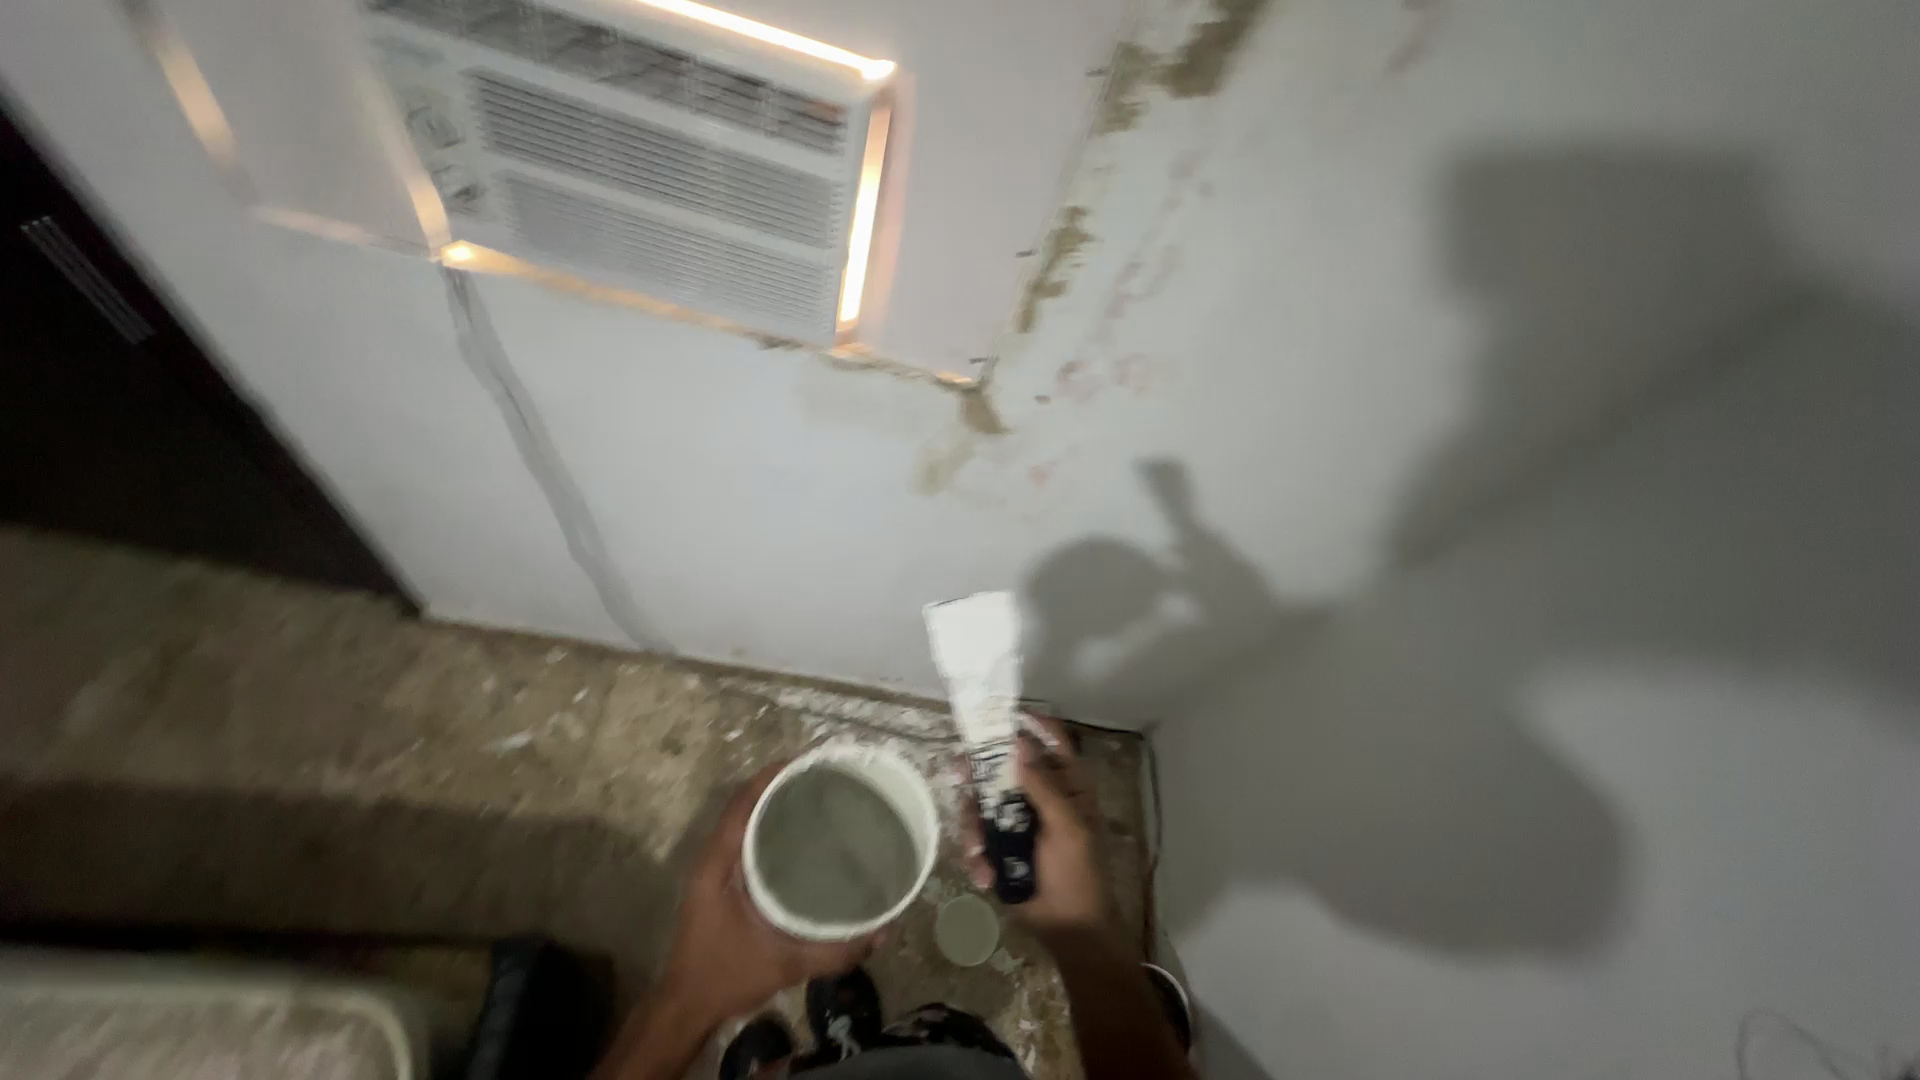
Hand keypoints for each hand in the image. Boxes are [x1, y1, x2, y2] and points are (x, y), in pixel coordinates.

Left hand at [661, 761, 877, 1023]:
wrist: (686, 1008)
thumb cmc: (728, 977)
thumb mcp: (786, 964)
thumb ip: (836, 951)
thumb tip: (883, 932)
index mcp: (719, 864)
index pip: (742, 803)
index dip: (770, 777)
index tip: (808, 762)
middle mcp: (713, 857)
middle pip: (743, 803)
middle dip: (779, 784)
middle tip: (822, 778)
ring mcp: (714, 869)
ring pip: (742, 820)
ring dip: (772, 803)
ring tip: (815, 796)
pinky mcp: (720, 881)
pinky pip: (743, 838)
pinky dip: (766, 825)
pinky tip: (798, 835)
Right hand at [963, 715, 1110, 939]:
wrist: (1069, 929)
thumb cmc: (1079, 873)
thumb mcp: (1068, 827)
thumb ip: (1044, 785)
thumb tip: (1018, 742)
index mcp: (1065, 783)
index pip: (1049, 739)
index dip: (1027, 722)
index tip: (997, 717)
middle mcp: (1037, 793)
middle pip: (1001, 765)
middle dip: (977, 770)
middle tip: (958, 774)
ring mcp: (1014, 818)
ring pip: (980, 801)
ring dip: (973, 825)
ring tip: (978, 850)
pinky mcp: (997, 844)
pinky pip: (976, 836)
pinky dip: (976, 855)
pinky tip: (985, 876)